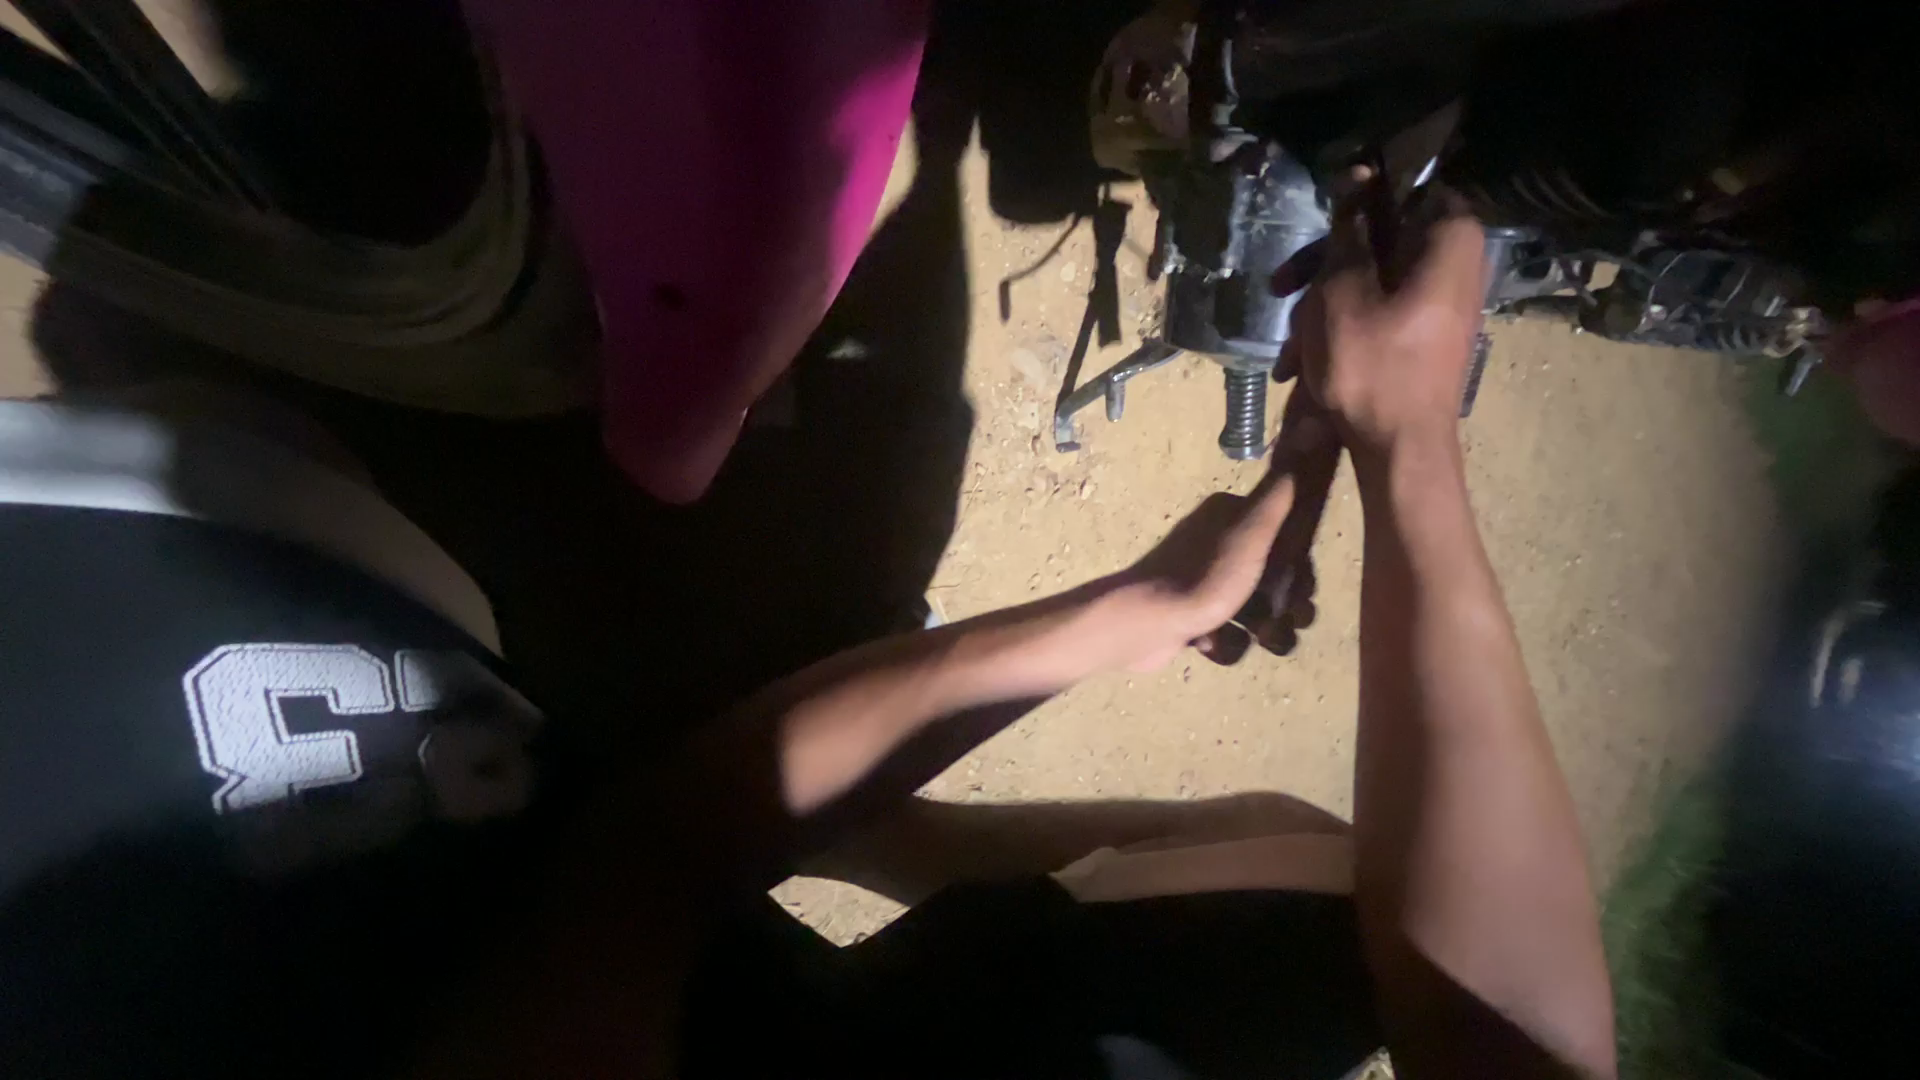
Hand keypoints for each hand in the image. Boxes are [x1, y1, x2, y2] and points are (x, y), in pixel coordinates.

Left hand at [1100, 461, 1301, 670]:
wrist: (1145, 626)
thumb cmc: (1204, 577)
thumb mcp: (1254, 530)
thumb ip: (1285, 489)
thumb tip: (1318, 423)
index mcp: (1231, 519)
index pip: (1290, 545)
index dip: (1301, 573)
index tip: (1298, 594)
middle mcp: (1216, 545)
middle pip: (1277, 582)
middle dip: (1285, 608)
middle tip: (1277, 623)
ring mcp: (1203, 583)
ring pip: (1257, 613)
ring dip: (1262, 632)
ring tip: (1254, 638)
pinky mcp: (1191, 618)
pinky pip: (1228, 636)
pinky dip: (1225, 645)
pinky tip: (1210, 644)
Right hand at [1294, 181, 1488, 457]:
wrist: (1399, 449)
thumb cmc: (1371, 368)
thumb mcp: (1341, 296)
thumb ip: (1346, 235)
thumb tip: (1356, 174)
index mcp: (1447, 242)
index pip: (1408, 190)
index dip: (1357, 203)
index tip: (1317, 226)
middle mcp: (1454, 266)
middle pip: (1378, 244)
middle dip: (1322, 274)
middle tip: (1279, 293)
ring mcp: (1440, 305)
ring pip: (1369, 285)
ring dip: (1319, 312)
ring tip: (1287, 353)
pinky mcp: (1423, 338)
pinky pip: (1376, 317)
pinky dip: (1338, 334)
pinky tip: (1301, 367)